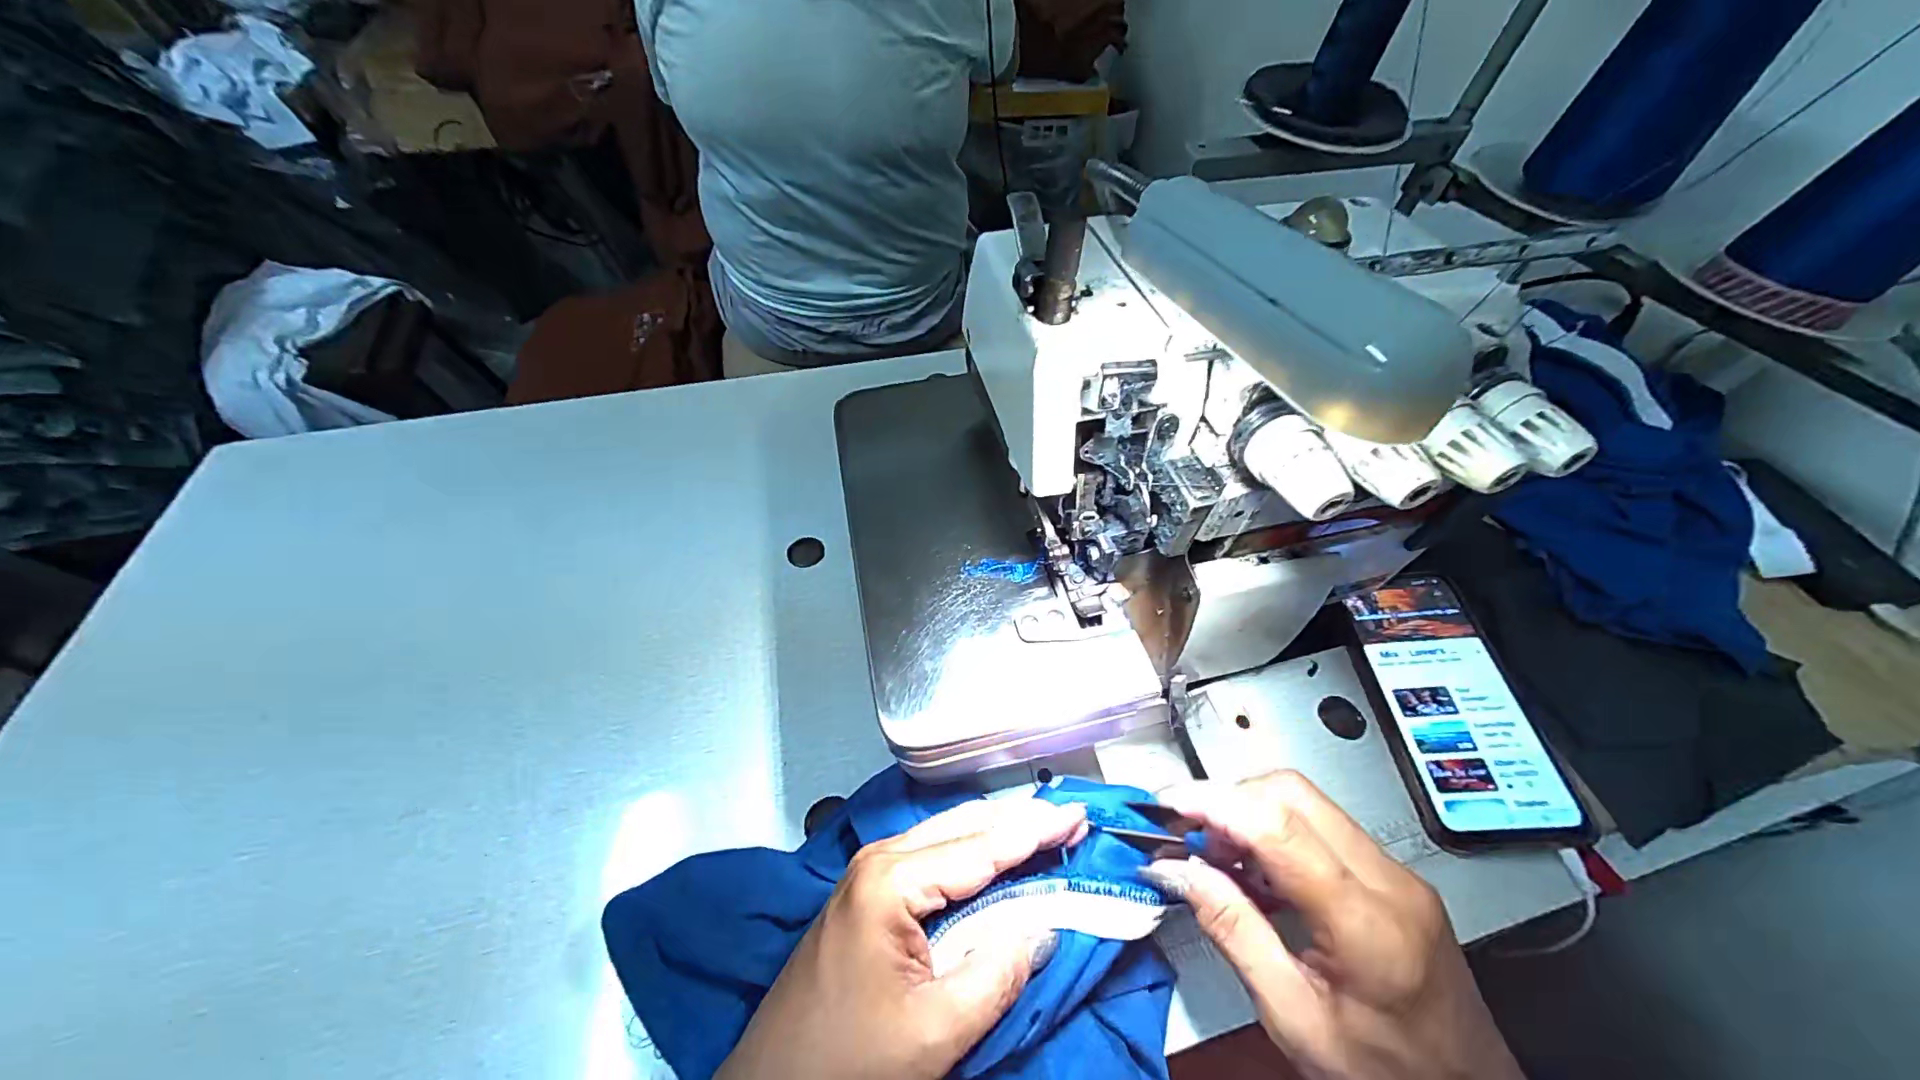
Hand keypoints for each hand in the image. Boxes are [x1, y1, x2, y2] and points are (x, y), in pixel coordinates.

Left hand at [717, 797, 1089, 1079]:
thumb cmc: (847, 1061)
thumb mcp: (934, 1029)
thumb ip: (997, 972)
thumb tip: (1041, 927)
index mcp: (891, 880)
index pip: (981, 846)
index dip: (1035, 830)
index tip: (1077, 814)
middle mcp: (878, 861)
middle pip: (962, 827)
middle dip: (1017, 822)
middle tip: (1067, 820)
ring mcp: (868, 875)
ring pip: (946, 837)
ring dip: (995, 835)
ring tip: (1041, 833)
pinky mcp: (867, 896)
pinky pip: (930, 860)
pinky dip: (970, 857)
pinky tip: (993, 863)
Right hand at [1144, 771, 1522, 1079]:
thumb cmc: (1390, 1076)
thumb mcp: (1294, 1018)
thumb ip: (1233, 932)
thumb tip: (1179, 870)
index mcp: (1369, 925)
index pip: (1280, 827)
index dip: (1215, 802)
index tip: (1170, 803)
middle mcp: (1391, 884)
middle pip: (1292, 794)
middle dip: (1228, 800)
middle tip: (1189, 835)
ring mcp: (1397, 874)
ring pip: (1305, 801)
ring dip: (1248, 813)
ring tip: (1217, 858)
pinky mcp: (1393, 875)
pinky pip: (1321, 825)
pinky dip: (1273, 831)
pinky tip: (1255, 870)